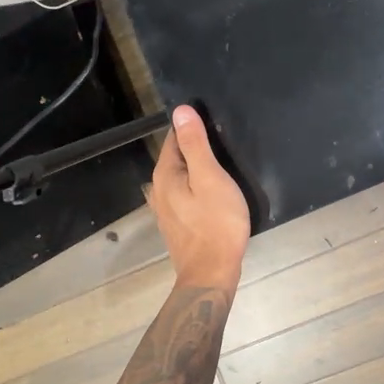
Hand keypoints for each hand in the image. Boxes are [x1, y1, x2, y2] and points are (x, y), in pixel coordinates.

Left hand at [150, 106, 250, 290]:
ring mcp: (166, 208)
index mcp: (165, 174)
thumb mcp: (210, 177)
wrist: (211, 273)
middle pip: (177, 156)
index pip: (175, 137)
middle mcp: (159, 189)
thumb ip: (195, 144)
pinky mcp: (177, 222)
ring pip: (181, 175)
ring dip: (197, 166)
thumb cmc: (216, 222)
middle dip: (196, 145)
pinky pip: (185, 192)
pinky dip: (197, 184)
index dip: (193, 125)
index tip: (215, 120)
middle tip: (224, 139)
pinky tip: (213, 189)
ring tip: (222, 161)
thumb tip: (180, 111)